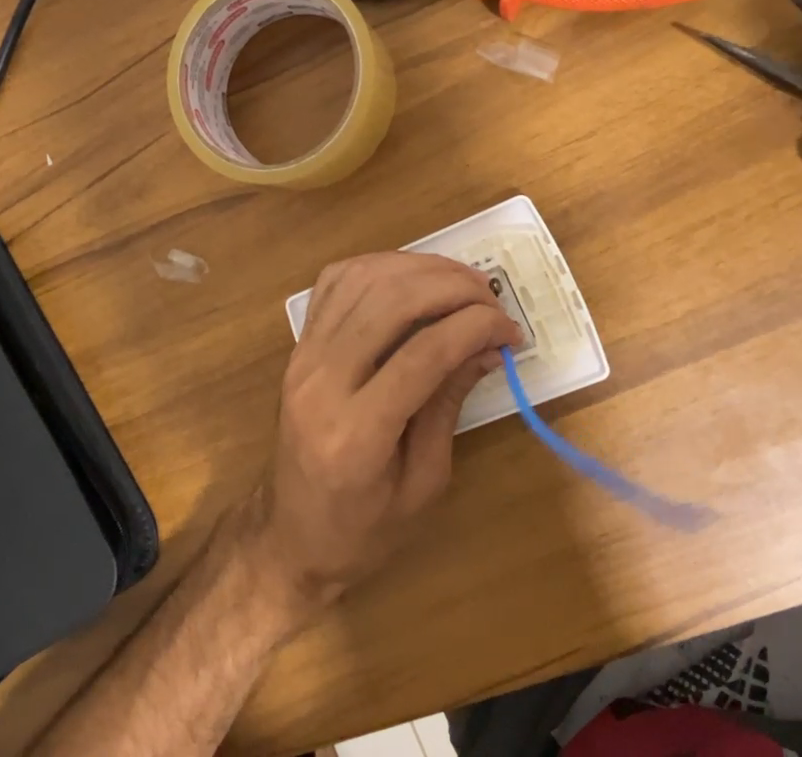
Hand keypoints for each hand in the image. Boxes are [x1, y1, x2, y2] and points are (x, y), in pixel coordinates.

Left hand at [241, 252, 521, 612]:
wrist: (291, 535)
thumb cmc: (363, 528)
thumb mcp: (423, 482)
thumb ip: (449, 405)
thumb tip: (487, 346)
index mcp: (356, 434)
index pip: (422, 353)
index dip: (475, 328)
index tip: (511, 330)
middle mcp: (320, 383)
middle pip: (390, 302)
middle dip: (452, 287)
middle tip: (492, 299)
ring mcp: (301, 359)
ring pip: (361, 280)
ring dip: (418, 268)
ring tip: (462, 282)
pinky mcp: (297, 348)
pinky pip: (334, 284)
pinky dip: (378, 267)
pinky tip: (411, 278)